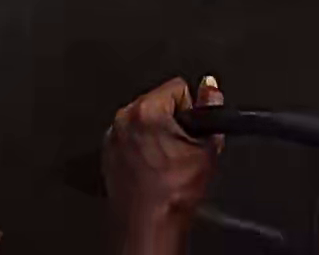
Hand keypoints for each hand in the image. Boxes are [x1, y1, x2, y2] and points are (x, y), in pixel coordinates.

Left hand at [103, 75, 223, 254]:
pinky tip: (150, 166)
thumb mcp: (205, 149)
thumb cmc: (173, 196)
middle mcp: (124, 118)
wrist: (149, 231)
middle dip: (171, 119)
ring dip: (154, 131)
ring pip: (144, 118)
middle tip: (179, 147)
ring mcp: (113, 136)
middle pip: (159, 100)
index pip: (178, 87)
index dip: (191, 109)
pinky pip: (130, 135)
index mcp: (147, 110)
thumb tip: (211, 87)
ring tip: (165, 159)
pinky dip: (140, 144)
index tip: (189, 130)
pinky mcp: (107, 152)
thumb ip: (210, 108)